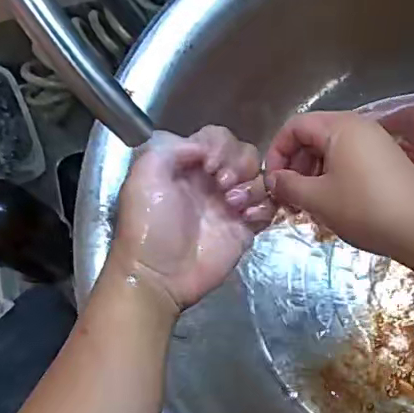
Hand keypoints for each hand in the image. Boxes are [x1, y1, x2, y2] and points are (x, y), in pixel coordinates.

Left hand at [109, 126, 272, 313]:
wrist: (159, 274)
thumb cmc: (148, 226)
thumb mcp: (145, 174)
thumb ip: (173, 147)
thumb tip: (205, 147)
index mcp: (188, 165)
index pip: (219, 138)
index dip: (221, 146)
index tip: (209, 166)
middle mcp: (212, 182)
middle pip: (246, 154)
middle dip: (239, 165)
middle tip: (222, 186)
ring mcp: (231, 206)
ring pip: (261, 179)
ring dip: (251, 187)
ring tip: (232, 205)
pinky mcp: (245, 229)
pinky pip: (268, 208)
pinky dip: (262, 208)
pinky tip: (245, 218)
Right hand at [265, 111, 413, 258]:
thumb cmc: (365, 209)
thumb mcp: (318, 199)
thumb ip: (289, 185)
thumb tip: (274, 179)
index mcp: (340, 126)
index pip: (295, 126)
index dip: (277, 152)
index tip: (273, 182)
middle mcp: (360, 128)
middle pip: (314, 138)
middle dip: (295, 167)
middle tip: (289, 199)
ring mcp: (377, 145)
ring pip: (332, 154)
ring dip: (313, 177)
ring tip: (309, 208)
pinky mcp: (387, 165)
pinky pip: (350, 164)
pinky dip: (334, 181)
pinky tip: (333, 207)